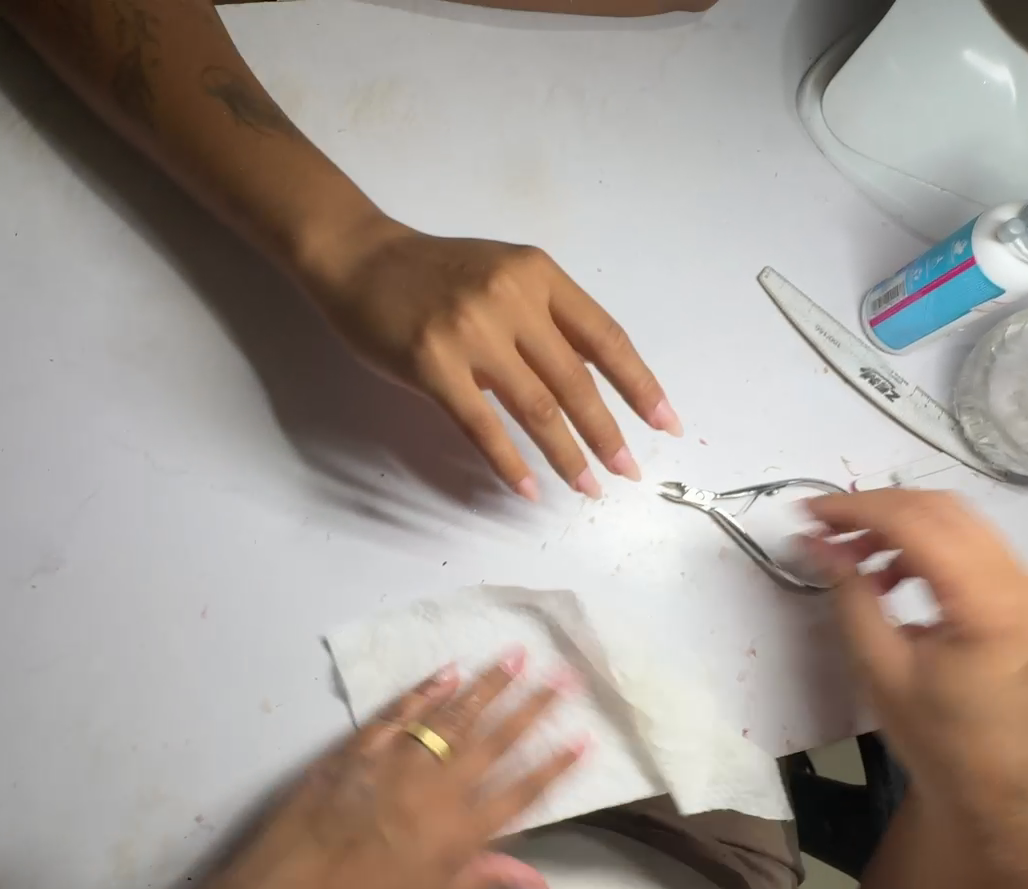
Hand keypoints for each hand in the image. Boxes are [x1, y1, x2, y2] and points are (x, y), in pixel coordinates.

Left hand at [163, 655, 582, 888]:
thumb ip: (480, 882)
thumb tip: (540, 879)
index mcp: (455, 840)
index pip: (520, 794)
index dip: (555, 766)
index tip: (585, 736)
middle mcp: (431, 795)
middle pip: (492, 742)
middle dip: (532, 706)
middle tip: (562, 673)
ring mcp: (388, 768)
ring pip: (448, 718)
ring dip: (485, 685)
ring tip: (515, 656)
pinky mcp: (349, 755)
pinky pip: (393, 717)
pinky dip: (421, 693)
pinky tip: (446, 672)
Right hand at [299, 218, 681, 499]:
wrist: (361, 260)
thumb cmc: (437, 273)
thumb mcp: (505, 275)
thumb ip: (547, 320)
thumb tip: (590, 379)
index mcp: (539, 275)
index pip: (606, 337)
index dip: (640, 385)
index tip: (666, 424)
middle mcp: (512, 299)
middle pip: (576, 381)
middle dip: (608, 434)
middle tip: (628, 472)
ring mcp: (471, 333)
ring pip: (537, 408)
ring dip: (568, 456)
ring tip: (588, 488)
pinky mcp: (433, 365)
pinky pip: (482, 425)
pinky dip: (509, 462)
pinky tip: (528, 488)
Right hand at [803, 490, 1027, 796]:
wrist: (991, 784)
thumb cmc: (932, 734)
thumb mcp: (878, 665)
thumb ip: (849, 593)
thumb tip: (815, 541)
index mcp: (989, 604)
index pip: (916, 524)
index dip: (856, 509)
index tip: (806, 512)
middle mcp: (1021, 582)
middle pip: (940, 510)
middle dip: (874, 508)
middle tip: (822, 526)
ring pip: (956, 520)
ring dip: (897, 523)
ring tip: (851, 553)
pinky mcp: (1023, 596)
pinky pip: (969, 545)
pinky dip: (921, 543)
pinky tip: (888, 574)